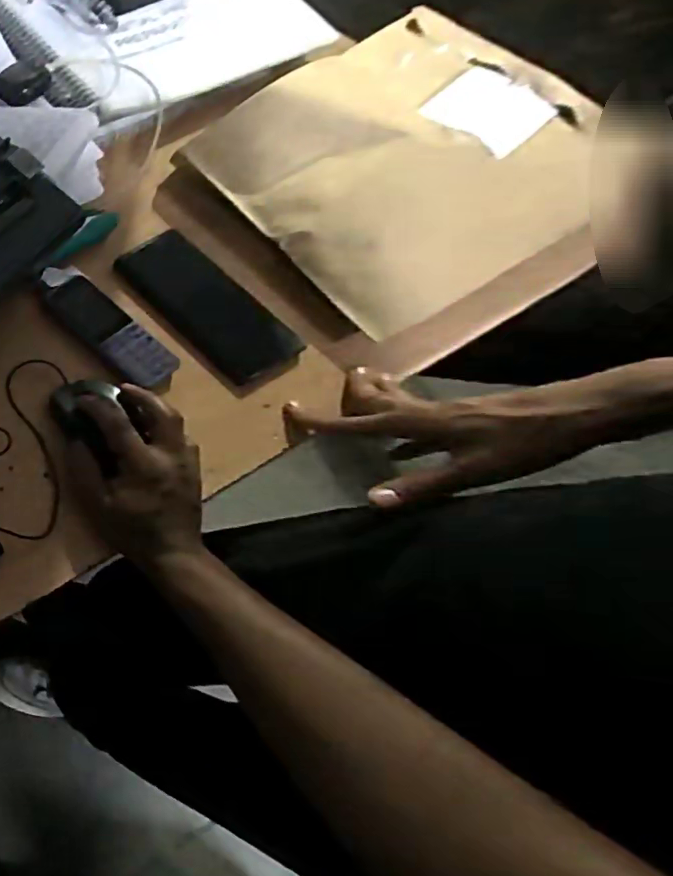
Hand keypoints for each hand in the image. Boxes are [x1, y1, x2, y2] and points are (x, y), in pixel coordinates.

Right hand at [66, 385, 203, 565]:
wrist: (172, 552)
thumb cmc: (129, 530)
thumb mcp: (97, 503)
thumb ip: (84, 469)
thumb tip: (76, 440)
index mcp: (142, 463)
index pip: (118, 423)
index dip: (98, 407)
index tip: (81, 399)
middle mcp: (169, 455)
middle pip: (161, 411)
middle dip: (139, 395)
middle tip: (119, 388)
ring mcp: (185, 460)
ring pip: (175, 420)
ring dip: (154, 407)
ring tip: (135, 403)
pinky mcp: (192, 467)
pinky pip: (181, 436)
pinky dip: (164, 425)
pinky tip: (151, 432)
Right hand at [284, 368, 612, 508]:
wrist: (583, 413)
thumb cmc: (524, 442)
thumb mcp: (473, 470)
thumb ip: (420, 486)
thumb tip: (369, 500)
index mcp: (416, 425)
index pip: (357, 422)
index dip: (321, 419)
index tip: (292, 408)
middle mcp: (425, 413)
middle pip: (379, 398)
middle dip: (356, 389)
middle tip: (344, 375)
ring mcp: (448, 411)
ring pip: (402, 399)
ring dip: (381, 391)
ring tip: (370, 382)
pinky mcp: (468, 415)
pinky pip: (422, 413)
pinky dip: (405, 415)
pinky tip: (408, 434)